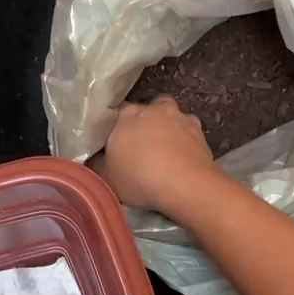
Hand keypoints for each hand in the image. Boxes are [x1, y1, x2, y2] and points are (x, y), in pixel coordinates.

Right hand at [94, 96, 222, 217]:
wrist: (186, 186)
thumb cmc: (139, 178)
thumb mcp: (106, 177)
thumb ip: (97, 163)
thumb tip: (93, 156)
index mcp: (127, 115)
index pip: (116, 113)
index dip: (115, 127)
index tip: (113, 142)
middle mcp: (154, 109)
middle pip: (145, 111)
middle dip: (142, 123)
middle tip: (138, 145)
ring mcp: (180, 117)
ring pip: (169, 117)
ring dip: (166, 128)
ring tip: (163, 150)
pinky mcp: (199, 131)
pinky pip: (187, 132)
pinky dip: (184, 140)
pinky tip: (181, 157)